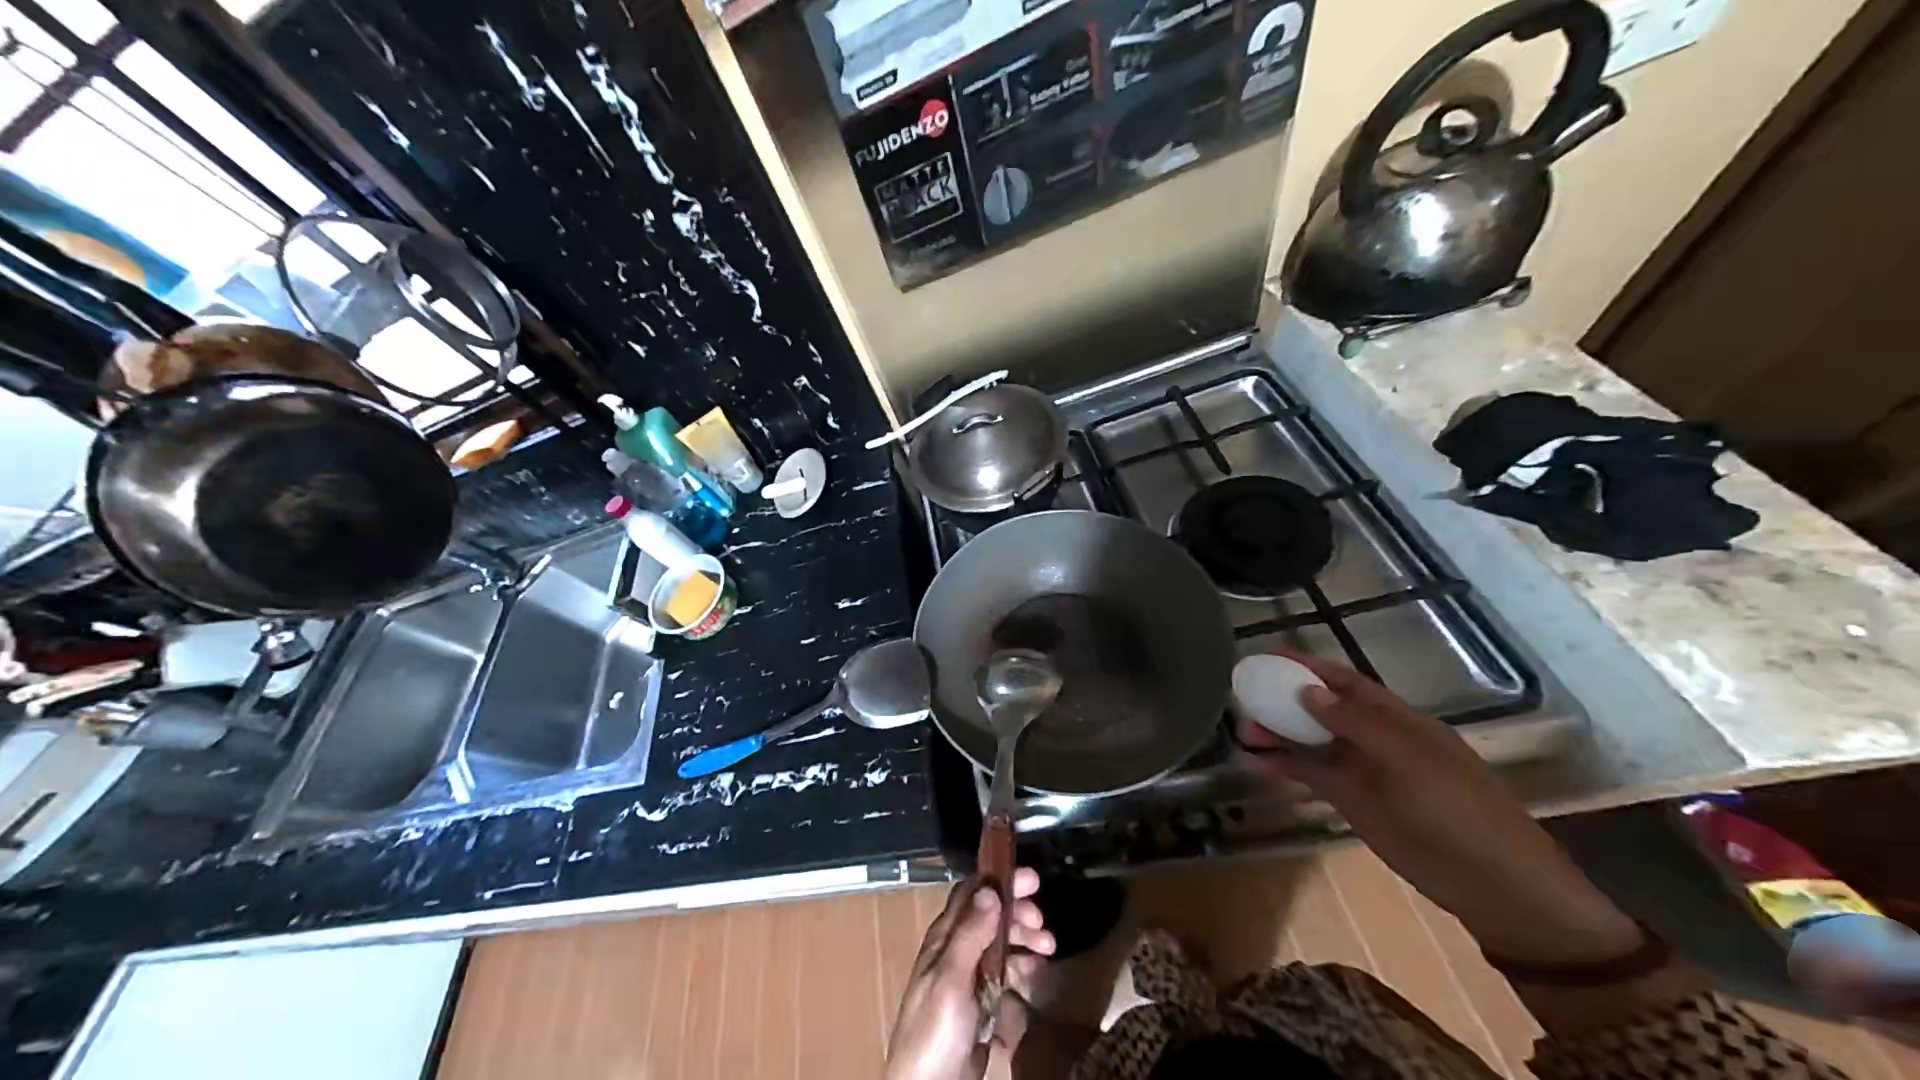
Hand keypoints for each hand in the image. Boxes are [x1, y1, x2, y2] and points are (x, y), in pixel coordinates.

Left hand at [884, 868, 1056, 1079]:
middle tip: (1044, 922)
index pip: (972, 895)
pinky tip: (1036, 974)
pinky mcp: (978, 1005)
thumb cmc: (935, 1030)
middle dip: (1018, 912)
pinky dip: (1021, 968)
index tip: (1032, 880)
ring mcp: (967, 978)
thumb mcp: (951, 978)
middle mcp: (954, 951)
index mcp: (943, 939)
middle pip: (989, 917)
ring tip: (1050, 949)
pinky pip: (1003, 975)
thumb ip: (970, 933)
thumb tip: (989, 888)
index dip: (1000, 881)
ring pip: (999, 944)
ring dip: (1024, 939)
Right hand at [1240, 651, 1643, 967]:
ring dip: (1278, 732)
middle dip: (1284, 698)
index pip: (1346, 682)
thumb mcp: (1409, 757)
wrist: (1490, 880)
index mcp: (1397, 719)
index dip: (1310, 667)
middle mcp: (1374, 738)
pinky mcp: (1350, 801)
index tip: (1271, 656)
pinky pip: (1310, 775)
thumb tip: (1307, 690)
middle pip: (1321, 709)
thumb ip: (1355, 723)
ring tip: (1241, 727)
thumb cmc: (1458, 806)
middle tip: (1244, 693)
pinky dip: (1283, 765)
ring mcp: (1361, 771)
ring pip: (1310, 742)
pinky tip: (1256, 759)